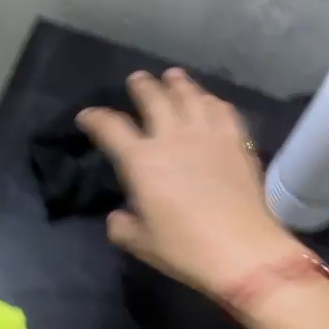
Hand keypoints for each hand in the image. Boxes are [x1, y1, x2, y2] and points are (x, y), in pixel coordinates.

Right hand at [78, 70, 304, 296]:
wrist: (242, 251)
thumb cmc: (185, 249)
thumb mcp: (141, 244)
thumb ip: (122, 227)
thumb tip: (118, 216)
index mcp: (141, 162)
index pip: (111, 128)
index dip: (95, 119)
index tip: (87, 116)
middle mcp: (173, 138)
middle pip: (154, 99)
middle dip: (142, 87)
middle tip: (137, 80)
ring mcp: (208, 136)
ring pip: (190, 96)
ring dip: (178, 84)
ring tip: (172, 77)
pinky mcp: (237, 142)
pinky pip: (222, 110)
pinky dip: (211, 101)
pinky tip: (209, 101)